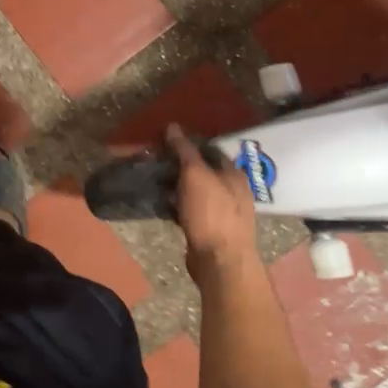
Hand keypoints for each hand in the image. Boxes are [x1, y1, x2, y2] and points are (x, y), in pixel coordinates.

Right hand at [168, 124, 258, 279]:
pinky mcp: (210, 230)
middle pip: (202, 171)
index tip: (165, 143)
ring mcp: (222, 212)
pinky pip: (191, 210)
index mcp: (233, 174)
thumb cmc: (211, 213)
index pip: (210, 149)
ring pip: (195, 191)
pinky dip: (177, 206)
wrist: (220, 261)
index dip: (188, 144)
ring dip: (176, 187)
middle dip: (179, 166)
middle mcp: (232, 191)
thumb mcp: (195, 175)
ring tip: (154, 182)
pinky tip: (162, 205)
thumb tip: (172, 126)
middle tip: (156, 163)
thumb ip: (184, 150)